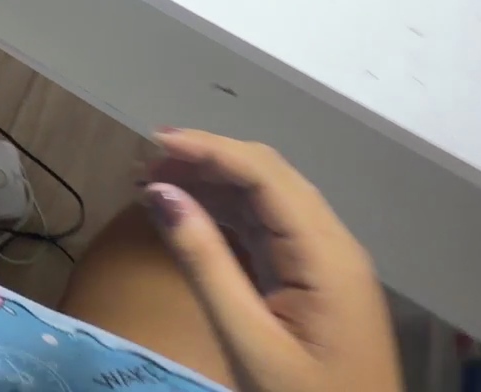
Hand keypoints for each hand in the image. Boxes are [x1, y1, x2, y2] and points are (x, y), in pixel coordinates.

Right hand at [143, 130, 400, 391]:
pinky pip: (267, 222)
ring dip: (212, 179)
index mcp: (327, 255)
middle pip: (267, 173)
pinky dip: (225, 206)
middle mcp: (333, 244)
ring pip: (266, 193)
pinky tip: (191, 211)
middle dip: (206, 157)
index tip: (153, 140)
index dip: (208, 147)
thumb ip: (203, 262)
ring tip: (157, 182)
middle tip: (147, 163)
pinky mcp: (314, 277)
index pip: (264, 174)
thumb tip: (158, 190)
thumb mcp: (247, 340)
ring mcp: (326, 260)